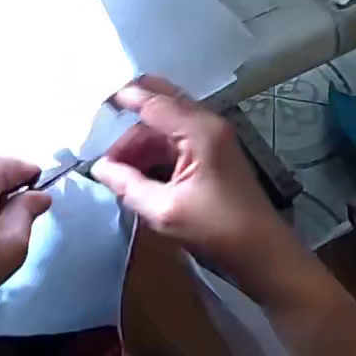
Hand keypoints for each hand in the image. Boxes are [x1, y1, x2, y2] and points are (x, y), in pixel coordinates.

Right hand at [93, 77, 312, 303]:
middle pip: (160, 104)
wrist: (265, 257)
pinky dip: (151, 152)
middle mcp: (206, 124)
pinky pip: (173, 142)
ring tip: (113, 169)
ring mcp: (210, 138)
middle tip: (96, 129)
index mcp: (199, 130)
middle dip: (128, 118)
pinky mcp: (210, 155)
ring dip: (138, 143)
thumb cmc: (217, 231)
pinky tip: (133, 172)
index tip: (91, 100)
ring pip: (163, 126)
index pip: (152, 102)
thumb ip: (127, 184)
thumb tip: (99, 168)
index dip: (121, 98)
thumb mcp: (164, 211)